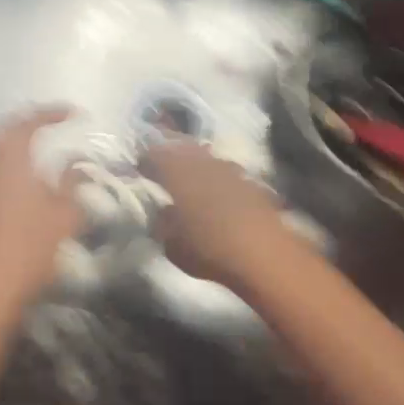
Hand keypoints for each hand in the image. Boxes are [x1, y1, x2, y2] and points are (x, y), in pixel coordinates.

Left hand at [0, 107, 83, 313]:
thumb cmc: (24, 249)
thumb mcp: (61, 218)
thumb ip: (72, 185)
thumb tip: (77, 164)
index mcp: (9, 152)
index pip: (33, 119)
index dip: (56, 113)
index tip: (77, 114)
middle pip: (8, 132)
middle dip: (32, 129)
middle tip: (53, 131)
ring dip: (15, 154)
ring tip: (37, 163)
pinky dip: (0, 176)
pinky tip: (14, 194)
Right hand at [144, 139, 284, 285]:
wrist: (266, 256)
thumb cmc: (209, 249)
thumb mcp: (171, 244)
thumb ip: (161, 223)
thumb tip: (161, 212)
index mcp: (176, 171)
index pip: (153, 154)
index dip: (144, 160)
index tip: (138, 169)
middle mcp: (201, 162)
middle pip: (181, 148)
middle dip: (169, 155)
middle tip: (162, 167)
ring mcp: (229, 170)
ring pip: (206, 157)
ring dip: (196, 164)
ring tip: (190, 179)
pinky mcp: (252, 184)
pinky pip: (228, 173)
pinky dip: (219, 179)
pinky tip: (218, 194)